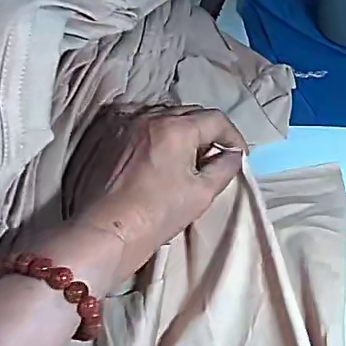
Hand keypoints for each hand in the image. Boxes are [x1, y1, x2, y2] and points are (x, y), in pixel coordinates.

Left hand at [69, 105, 245, 285]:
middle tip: (214, 157)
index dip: (233, 136)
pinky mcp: (109, 135)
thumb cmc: (158, 214)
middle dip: (207, 132)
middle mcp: (150, 116)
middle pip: (190, 114)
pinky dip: (155, 130)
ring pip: (164, 115)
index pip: (216, 119)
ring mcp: (126, 123)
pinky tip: (157, 150)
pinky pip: (140, 121)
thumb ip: (224, 168)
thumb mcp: (202, 193)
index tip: (238, 155)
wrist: (108, 232)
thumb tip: (233, 155)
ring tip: (186, 154)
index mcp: (177, 128)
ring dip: (181, 129)